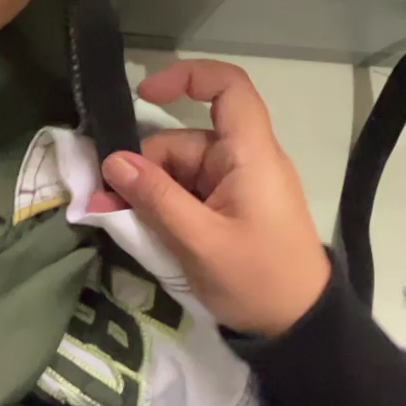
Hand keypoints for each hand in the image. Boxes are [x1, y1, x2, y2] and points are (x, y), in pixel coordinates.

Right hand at [99, 60, 330, 336]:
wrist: (299, 328)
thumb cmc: (258, 280)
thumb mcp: (199, 242)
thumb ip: (156, 199)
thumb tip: (113, 162)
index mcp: (250, 155)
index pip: (228, 88)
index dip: (186, 77)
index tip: (143, 94)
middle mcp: (243, 161)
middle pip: (184, 140)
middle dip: (144, 166)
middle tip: (107, 202)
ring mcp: (235, 186)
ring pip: (179, 170)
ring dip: (148, 191)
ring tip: (117, 220)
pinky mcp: (228, 208)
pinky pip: (187, 193)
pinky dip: (162, 206)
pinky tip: (138, 227)